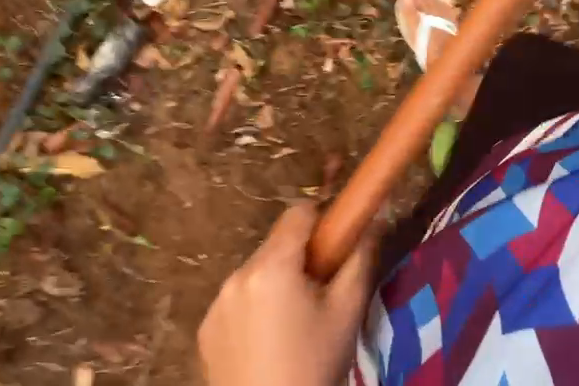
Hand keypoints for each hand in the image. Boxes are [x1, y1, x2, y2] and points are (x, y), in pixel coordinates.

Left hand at [198, 204, 377, 385]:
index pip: (299, 213)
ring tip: (296, 323)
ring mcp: (215, 307)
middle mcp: (235, 277)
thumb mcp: (349, 309)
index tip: (337, 250)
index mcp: (271, 267)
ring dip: (278, 282)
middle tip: (323, 293)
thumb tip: (373, 219)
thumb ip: (361, 255)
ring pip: (257, 272)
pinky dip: (256, 307)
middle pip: (277, 244)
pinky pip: (238, 300)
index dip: (323, 222)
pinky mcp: (204, 333)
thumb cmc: (314, 365)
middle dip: (302, 257)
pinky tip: (270, 343)